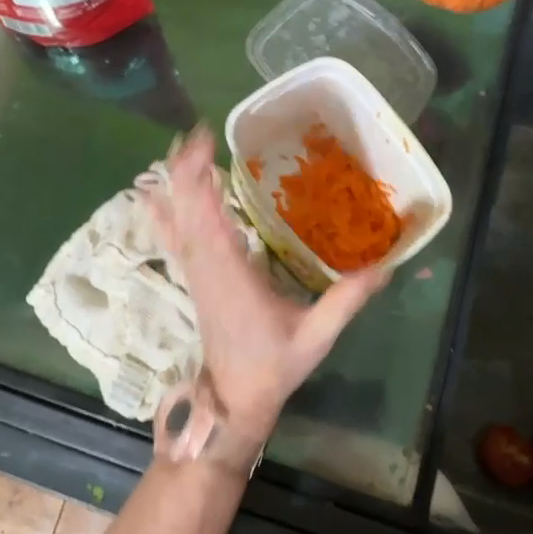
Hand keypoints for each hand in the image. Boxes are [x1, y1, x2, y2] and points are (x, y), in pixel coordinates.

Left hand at [147, 126, 391, 444]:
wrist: (235, 400)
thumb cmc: (275, 367)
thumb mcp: (316, 336)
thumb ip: (345, 301)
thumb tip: (383, 266)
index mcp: (232, 278)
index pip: (210, 224)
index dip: (203, 185)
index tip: (206, 148)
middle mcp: (208, 270)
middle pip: (188, 214)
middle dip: (188, 173)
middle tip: (196, 134)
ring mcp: (197, 274)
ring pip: (179, 222)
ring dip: (177, 185)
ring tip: (178, 148)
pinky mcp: (196, 279)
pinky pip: (175, 240)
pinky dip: (163, 214)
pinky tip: (149, 195)